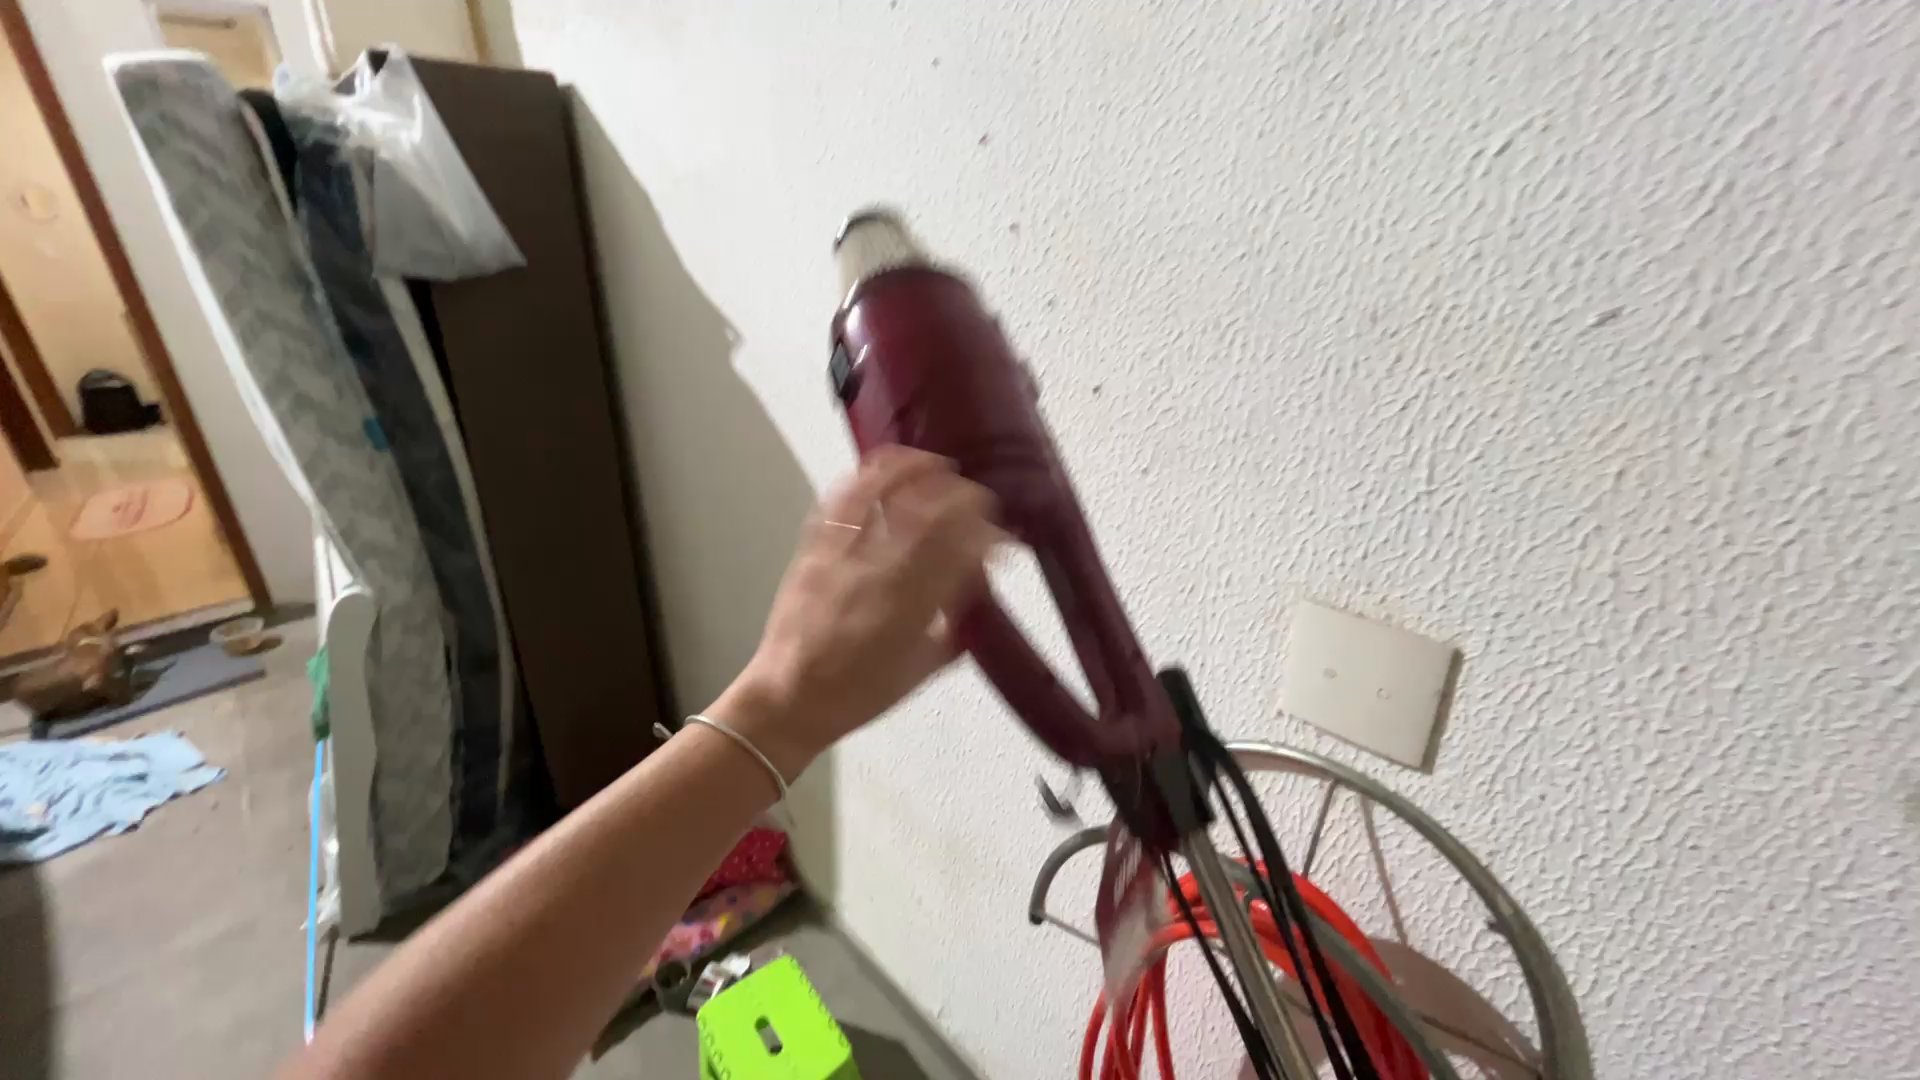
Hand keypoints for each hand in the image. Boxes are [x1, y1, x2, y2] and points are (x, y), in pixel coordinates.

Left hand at [712, 448, 1000, 776]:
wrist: (789, 698)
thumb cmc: (860, 693)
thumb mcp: (921, 670)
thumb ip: (954, 627)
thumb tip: (975, 587)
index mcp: (910, 610)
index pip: (962, 553)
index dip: (990, 535)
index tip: (1005, 535)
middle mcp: (877, 575)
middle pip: (929, 514)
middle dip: (965, 498)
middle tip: (980, 500)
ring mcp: (840, 557)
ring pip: (882, 495)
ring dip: (916, 472)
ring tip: (937, 465)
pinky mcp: (813, 549)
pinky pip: (839, 500)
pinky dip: (865, 477)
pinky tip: (884, 466)